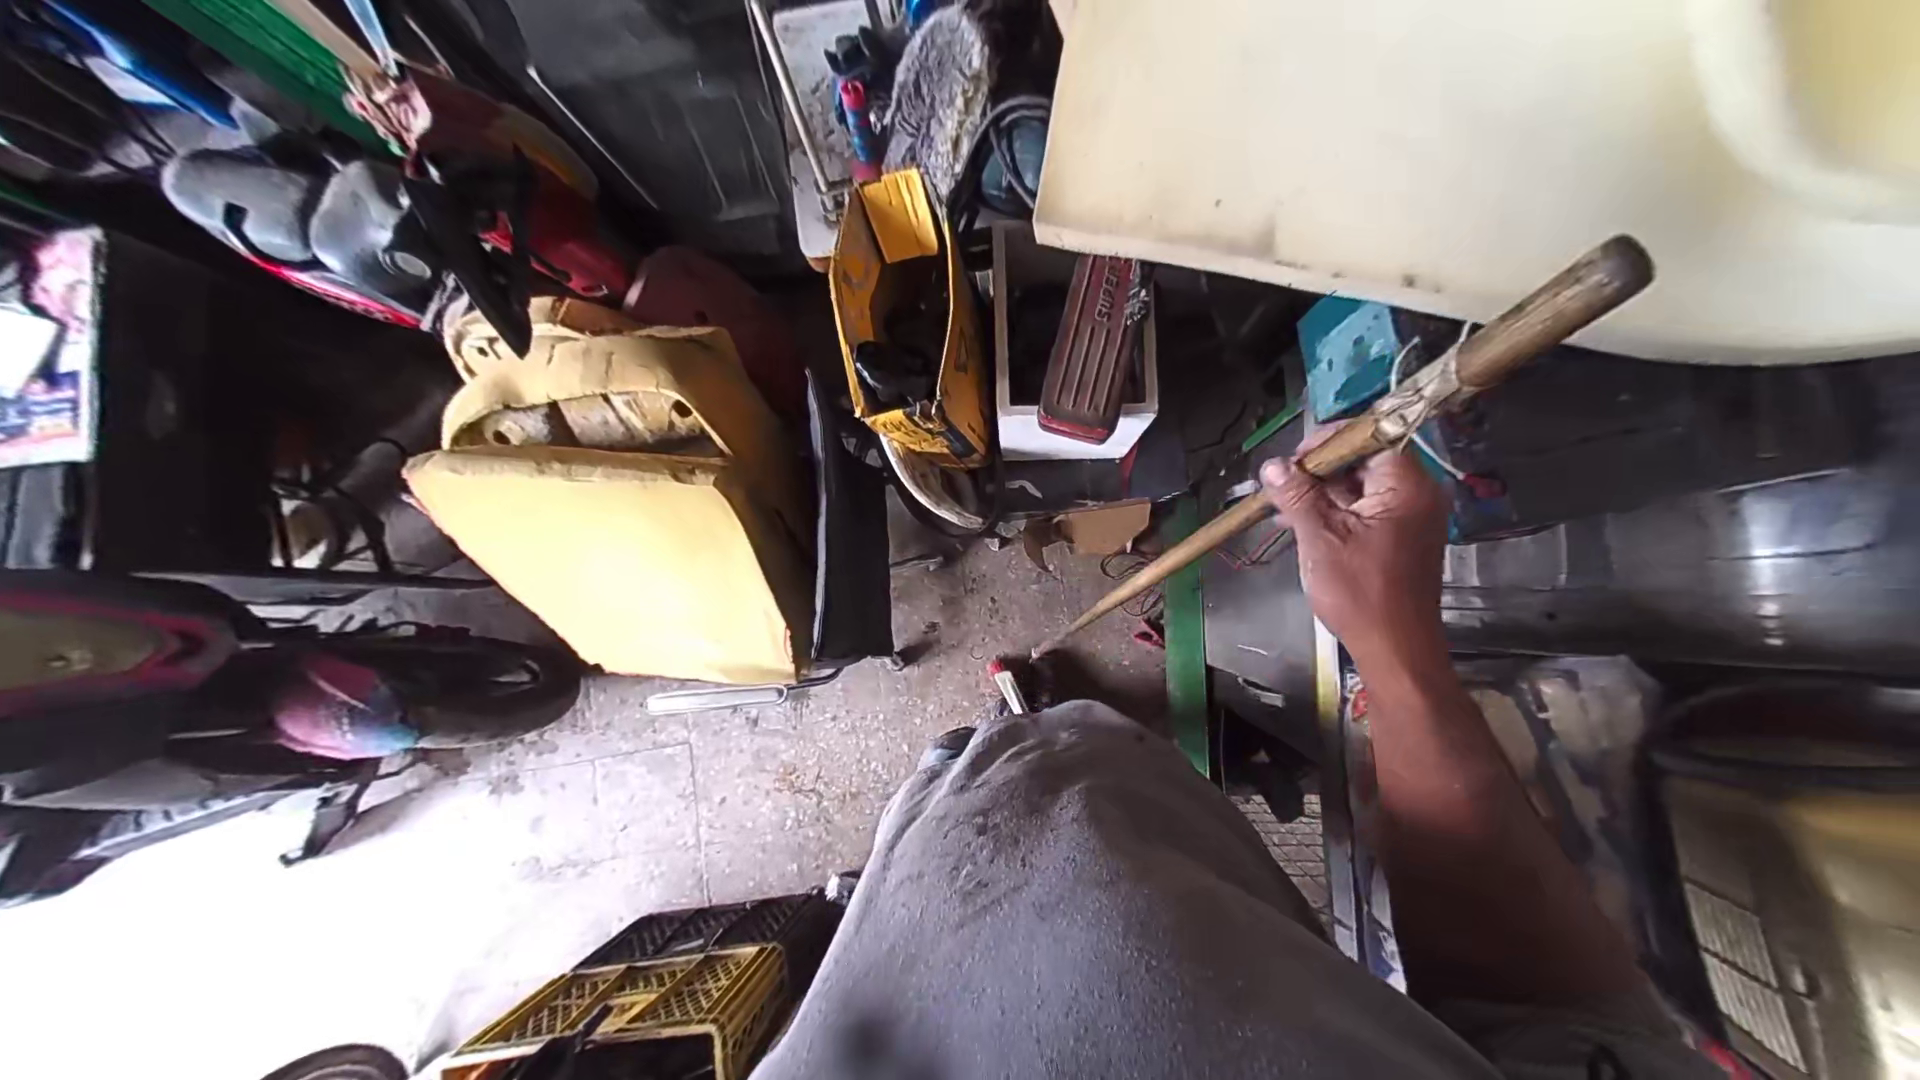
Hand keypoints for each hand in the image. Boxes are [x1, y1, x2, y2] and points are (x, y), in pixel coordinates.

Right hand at [1259, 438, 1449, 663]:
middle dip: (1319, 469)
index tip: (1292, 459)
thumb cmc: (1359, 592)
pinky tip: (1297, 521)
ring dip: (1320, 492)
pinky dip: (1332, 511)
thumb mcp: (1319, 537)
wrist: (1392, 645)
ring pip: (1359, 487)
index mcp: (1407, 488)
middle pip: (1364, 461)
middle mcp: (1415, 495)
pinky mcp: (1397, 537)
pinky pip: (1362, 509)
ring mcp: (1408, 517)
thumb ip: (1297, 495)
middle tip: (1281, 483)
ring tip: (1281, 503)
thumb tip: (1272, 465)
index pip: (1370, 439)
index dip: (1328, 442)